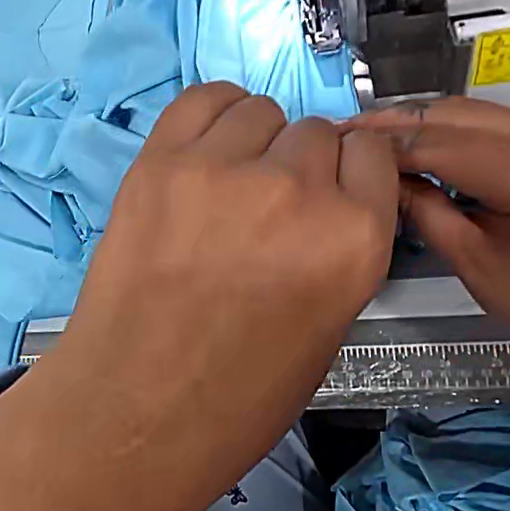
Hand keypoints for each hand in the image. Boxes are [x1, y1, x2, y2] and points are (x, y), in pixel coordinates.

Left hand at [0, 82, 397, 510]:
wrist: (136, 412)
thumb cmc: (243, 392)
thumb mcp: (332, 321)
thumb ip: (344, 242)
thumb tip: (333, 190)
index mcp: (353, 239)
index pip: (373, 154)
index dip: (353, 172)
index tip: (333, 189)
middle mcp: (296, 191)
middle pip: (319, 131)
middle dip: (305, 164)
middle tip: (273, 205)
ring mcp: (223, 169)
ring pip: (263, 111)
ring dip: (259, 142)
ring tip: (232, 186)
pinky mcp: (160, 161)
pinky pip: (205, 98)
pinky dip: (215, 116)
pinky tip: (208, 151)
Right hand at [357, 96, 509, 510]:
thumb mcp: (470, 261)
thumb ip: (422, 208)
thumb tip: (378, 173)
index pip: (450, 147)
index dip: (395, 145)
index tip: (348, 143)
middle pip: (463, 116)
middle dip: (404, 122)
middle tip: (353, 129)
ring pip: (475, 112)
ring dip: (424, 120)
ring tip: (377, 131)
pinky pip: (492, 123)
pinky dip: (451, 129)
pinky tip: (418, 138)